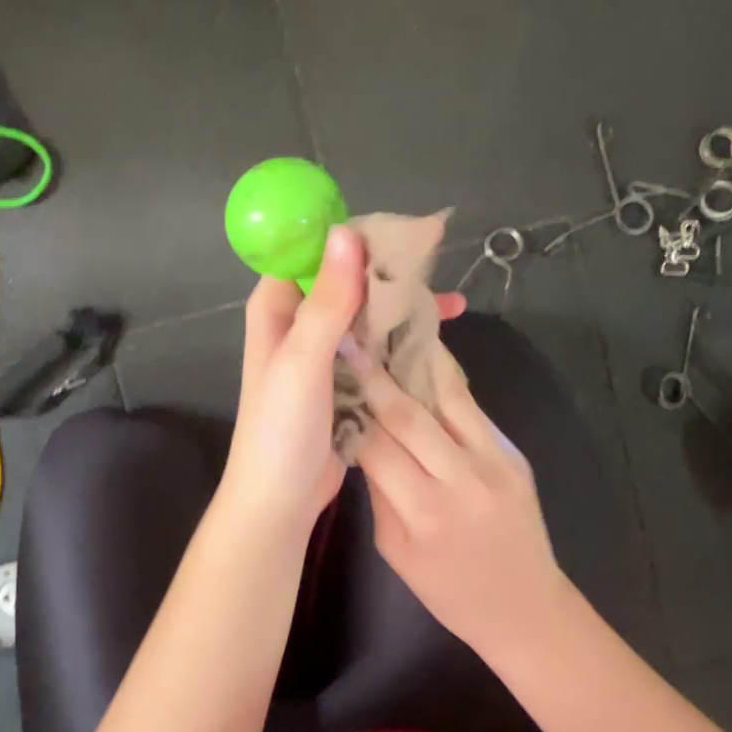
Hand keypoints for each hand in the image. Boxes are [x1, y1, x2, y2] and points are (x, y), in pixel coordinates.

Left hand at [222, 226, 466, 527]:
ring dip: (401, 306)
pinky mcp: (342, 381)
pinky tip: (436, 339)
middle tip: (440, 266)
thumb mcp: (302, 361)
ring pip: (364, 314)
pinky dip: (400, 339)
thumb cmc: (281, 430)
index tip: (405, 230)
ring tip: (454, 303)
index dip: (354, 236)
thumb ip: (327, 301)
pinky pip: (374, 347)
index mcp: (277, 307)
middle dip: (390, 272)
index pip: (312, 251)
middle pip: (345, 280)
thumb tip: (348, 234)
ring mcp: (320, 353)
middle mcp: (296, 322)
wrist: (279, 501)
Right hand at [353, 345, 570, 653]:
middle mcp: (463, 480)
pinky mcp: (514, 453)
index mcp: (425, 513)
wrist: (526, 607)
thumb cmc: (449, 590)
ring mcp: (496, 462)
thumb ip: (380, 491)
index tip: (328, 379)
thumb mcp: (396, 551)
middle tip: (350, 339)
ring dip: (415, 361)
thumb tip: (361, 436)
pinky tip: (424, 357)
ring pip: (448, 397)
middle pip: (410, 414)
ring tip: (389, 329)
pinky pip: (472, 408)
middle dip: (376, 376)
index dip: (350, 410)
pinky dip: (445, 380)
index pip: (376, 447)